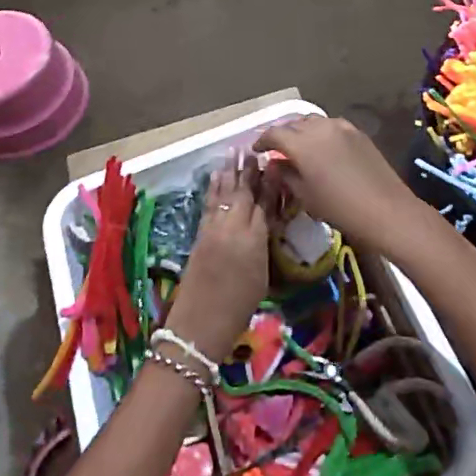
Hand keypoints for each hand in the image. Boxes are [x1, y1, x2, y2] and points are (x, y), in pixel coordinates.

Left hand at [164, 163, 269, 361]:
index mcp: (254, 239)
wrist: (199, 324)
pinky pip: (210, 204)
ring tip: (234, 152)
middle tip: (255, 151)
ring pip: (224, 194)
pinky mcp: (200, 235)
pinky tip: (215, 176)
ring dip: (230, 172)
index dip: (271, 182)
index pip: (265, 203)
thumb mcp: (262, 276)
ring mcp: (214, 230)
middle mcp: (233, 228)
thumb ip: (265, 244)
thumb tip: (268, 223)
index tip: (276, 162)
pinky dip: (213, 188)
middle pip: (244, 193)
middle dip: (250, 171)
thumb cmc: (239, 308)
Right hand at [254, 116, 439, 260]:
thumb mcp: (305, 195)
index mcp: (302, 143)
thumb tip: (275, 164)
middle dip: (282, 134)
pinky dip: (321, 132)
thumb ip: (286, 175)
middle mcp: (320, 128)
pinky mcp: (358, 132)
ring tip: (299, 146)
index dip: (262, 141)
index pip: (274, 134)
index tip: (257, 151)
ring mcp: (342, 127)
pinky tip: (322, 147)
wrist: (384, 208)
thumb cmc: (339, 207)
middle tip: (276, 149)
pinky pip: (332, 126)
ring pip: (314, 122)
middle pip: (294, 124)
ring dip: (302, 131)